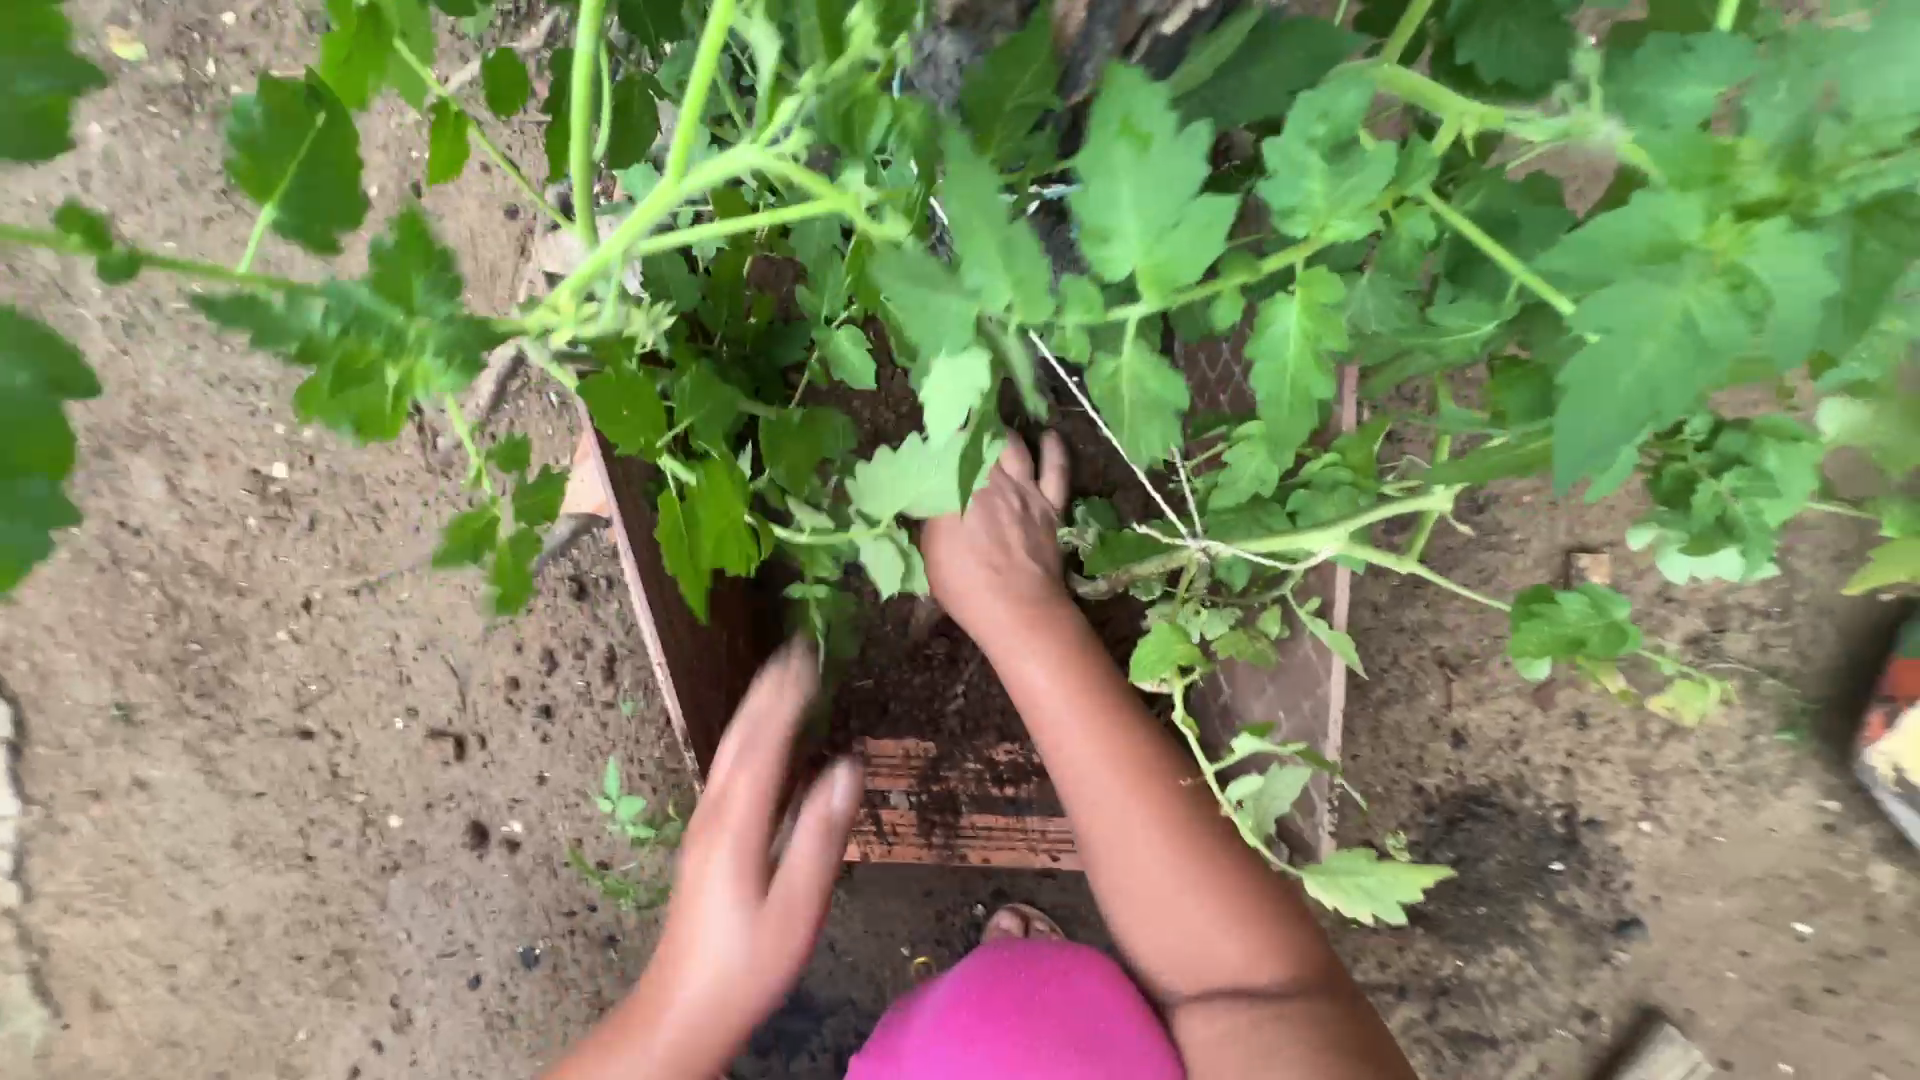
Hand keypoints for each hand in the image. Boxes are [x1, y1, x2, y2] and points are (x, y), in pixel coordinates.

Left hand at [594, 645, 862, 1078]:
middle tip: (792, 653)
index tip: (806, 660)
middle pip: (741, 739)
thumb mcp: (795, 908)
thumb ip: (820, 836)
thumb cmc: (747, 963)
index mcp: (737, 825)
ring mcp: (704, 826)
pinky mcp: (705, 840)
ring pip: (730, 753)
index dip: (785, 700)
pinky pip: (729, 771)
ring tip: (777, 680)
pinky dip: (747, 739)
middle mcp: (715, 814)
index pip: (765, 745)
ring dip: (754, 710)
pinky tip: (759, 740)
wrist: (683, 1010)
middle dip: (766, 692)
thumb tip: (848, 768)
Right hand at [921, 431, 1071, 647]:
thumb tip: (929, 503)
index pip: (942, 453)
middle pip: (977, 442)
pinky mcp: (1050, 503)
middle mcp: (988, 478)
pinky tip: (1049, 436)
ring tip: (995, 429)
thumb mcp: (930, 553)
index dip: (937, 444)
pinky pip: (1056, 468)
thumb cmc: (964, 586)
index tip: (930, 443)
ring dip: (1002, 434)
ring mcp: (1023, 488)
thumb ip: (931, 520)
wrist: (1017, 608)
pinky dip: (1054, 449)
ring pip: (1013, 445)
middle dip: (966, 431)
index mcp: (953, 489)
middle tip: (960, 428)